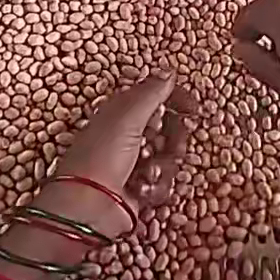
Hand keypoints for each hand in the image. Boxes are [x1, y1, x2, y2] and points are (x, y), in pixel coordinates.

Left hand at [36, 74, 191, 236]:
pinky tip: (141, 189)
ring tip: (147, 173)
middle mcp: (130, 135)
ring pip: (171, 157)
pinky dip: (156, 187)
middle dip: (173, 139)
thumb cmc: (102, 156)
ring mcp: (136, 162)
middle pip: (170, 129)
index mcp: (122, 111)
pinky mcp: (142, 188)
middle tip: (164, 146)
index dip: (175, 100)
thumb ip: (150, 93)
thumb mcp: (127, 117)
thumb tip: (169, 71)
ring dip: (162, 166)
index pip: (156, 97)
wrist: (87, 207)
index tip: (192, 108)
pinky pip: (166, 182)